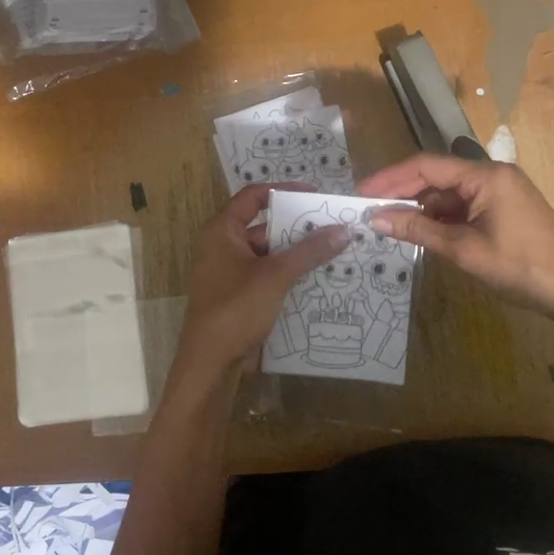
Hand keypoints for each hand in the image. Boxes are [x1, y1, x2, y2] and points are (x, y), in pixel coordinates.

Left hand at [172, 184, 349, 385]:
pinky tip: (320, 279)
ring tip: (336, 251)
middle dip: (298, 228)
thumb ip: (308, 251)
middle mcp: (223, 247)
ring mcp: (231, 273)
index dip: (283, 191)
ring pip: (269, 255)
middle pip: (264, 226)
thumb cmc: (236, 309)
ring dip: (298, 254)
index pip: (253, 196)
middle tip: (334, 226)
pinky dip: (290, 275)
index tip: (315, 195)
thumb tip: (342, 230)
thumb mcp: (275, 276)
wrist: (211, 362)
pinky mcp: (240, 296)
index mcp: (221, 231)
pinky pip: (268, 276)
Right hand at [357, 155, 553, 321]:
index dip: (389, 178)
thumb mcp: (463, 249)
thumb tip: (375, 219)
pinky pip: (464, 206)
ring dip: (420, 208)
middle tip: (369, 210)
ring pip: (448, 193)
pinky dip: (441, 218)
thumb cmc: (521, 267)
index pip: (426, 166)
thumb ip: (417, 230)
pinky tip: (422, 233)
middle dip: (402, 193)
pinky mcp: (505, 209)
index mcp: (485, 175)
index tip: (360, 193)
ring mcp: (501, 192)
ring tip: (390, 226)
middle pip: (436, 176)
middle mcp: (493, 175)